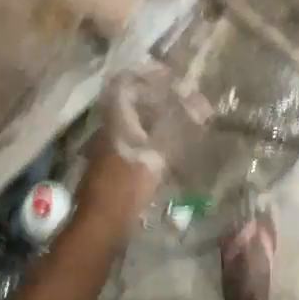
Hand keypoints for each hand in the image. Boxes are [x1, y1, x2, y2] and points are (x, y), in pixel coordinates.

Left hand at [75, 65, 208, 227]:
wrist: (101, 225)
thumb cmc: (127, 186)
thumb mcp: (156, 155)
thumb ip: (175, 128)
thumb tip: (197, 106)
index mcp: (116, 121)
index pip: (125, 83)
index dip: (146, 74)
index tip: (171, 76)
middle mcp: (109, 129)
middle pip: (131, 103)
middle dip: (159, 99)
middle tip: (185, 103)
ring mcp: (108, 149)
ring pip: (134, 124)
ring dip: (157, 121)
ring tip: (184, 125)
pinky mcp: (113, 168)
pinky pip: (135, 143)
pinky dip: (153, 140)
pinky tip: (171, 151)